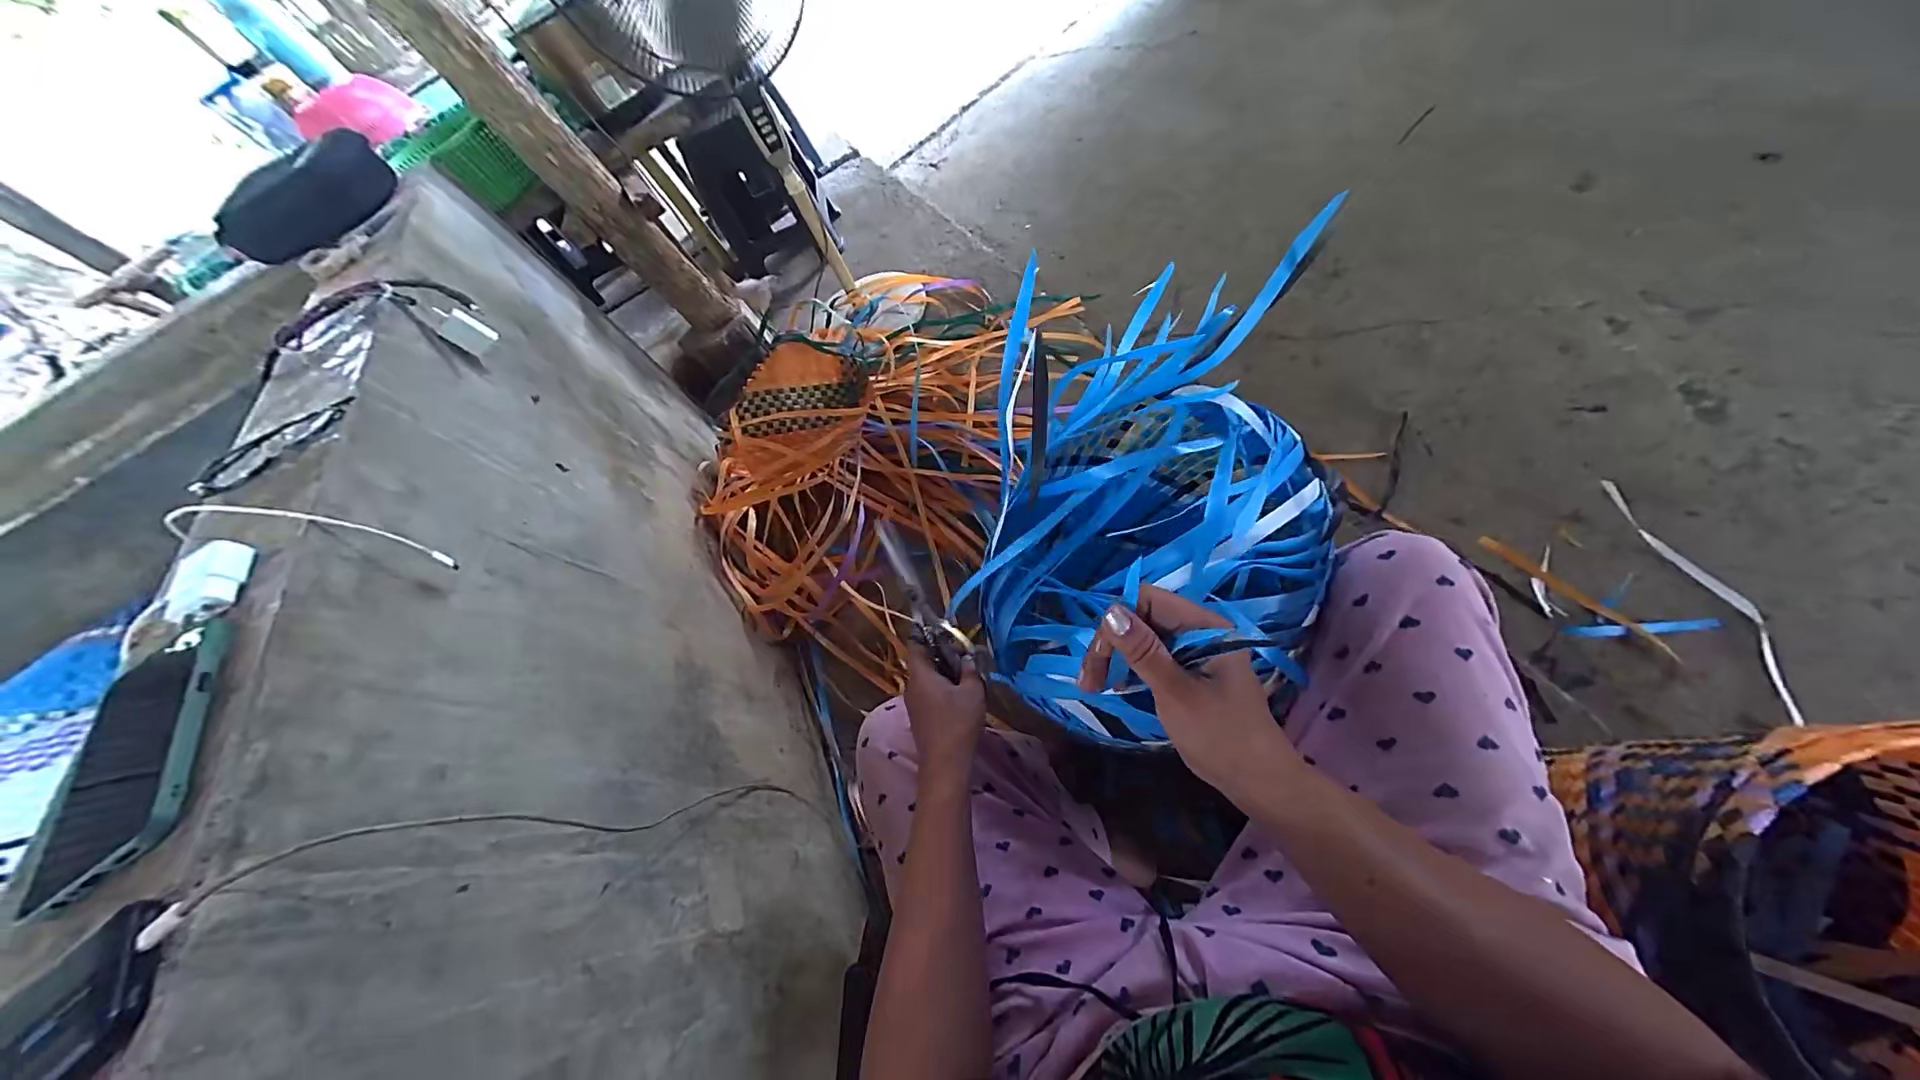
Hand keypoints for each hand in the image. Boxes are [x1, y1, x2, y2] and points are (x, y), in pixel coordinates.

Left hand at [904, 643, 985, 789]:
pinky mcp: (919, 716)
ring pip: (926, 678)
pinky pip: (928, 692)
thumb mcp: (973, 691)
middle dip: (941, 653)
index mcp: (920, 674)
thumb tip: (968, 657)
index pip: (916, 644)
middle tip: (963, 650)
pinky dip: (941, 687)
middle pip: (922, 661)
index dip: (927, 633)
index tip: (943, 627)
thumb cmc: (958, 722)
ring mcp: (913, 702)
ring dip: (943, 672)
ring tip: (965, 671)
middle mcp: (911, 686)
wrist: (945, 763)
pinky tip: (959, 693)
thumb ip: (971, 670)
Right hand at [1077, 585, 1300, 799]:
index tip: (1098, 657)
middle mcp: (1200, 629)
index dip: (1117, 620)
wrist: (1259, 782)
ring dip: (1116, 657)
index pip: (1148, 599)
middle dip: (1111, 643)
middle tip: (1089, 681)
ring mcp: (1195, 650)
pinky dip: (1131, 669)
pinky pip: (1153, 656)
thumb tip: (1110, 612)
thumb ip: (1143, 651)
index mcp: (1205, 625)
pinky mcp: (1190, 670)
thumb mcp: (1176, 693)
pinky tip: (1115, 686)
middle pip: (1142, 617)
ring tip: (1094, 686)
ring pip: (1143, 637)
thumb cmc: (1221, 736)